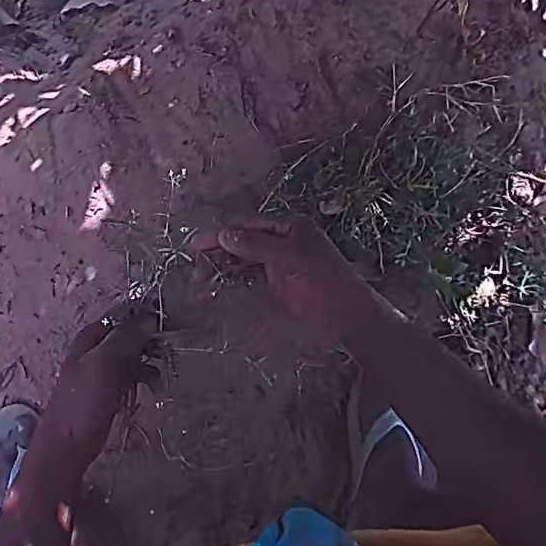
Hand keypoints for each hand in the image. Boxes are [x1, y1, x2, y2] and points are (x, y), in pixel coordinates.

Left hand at [35, 307, 158, 468]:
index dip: (147, 314)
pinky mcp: (111, 387)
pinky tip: (152, 391)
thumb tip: (150, 318)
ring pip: (134, 356)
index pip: (124, 314)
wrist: (68, 444)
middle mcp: (98, 347)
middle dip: (151, 342)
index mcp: (92, 336)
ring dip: (149, 364)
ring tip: (158, 381)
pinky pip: (132, 375)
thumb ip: (125, 338)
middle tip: (169, 351)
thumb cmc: (83, 401)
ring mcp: (104, 368)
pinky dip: (143, 380)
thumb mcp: (104, 363)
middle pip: (131, 333)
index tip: (170, 321)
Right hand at [206, 215, 380, 341]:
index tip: (198, 245)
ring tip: (200, 284)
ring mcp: (275, 266)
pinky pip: (246, 282)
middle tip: (196, 268)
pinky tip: (214, 294)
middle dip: (217, 255)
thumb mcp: (293, 259)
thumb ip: (258, 246)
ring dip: (220, 272)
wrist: (350, 319)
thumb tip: (225, 235)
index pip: (247, 226)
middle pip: (240, 244)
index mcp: (288, 228)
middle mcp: (279, 243)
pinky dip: (230, 285)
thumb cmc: (328, 282)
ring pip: (240, 263)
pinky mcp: (273, 287)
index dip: (222, 234)